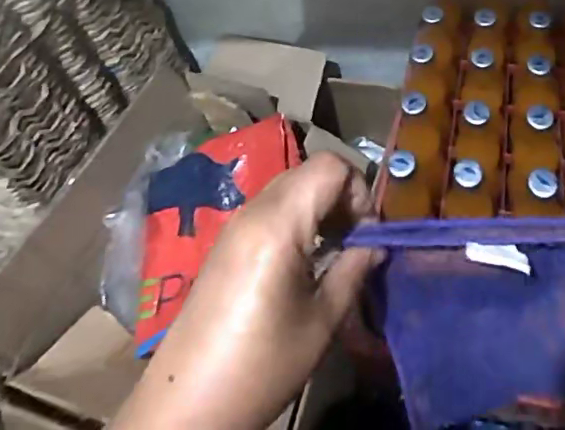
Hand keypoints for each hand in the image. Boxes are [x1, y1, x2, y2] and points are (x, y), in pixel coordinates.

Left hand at [112, 153, 382, 429]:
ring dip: (319, 207)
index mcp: (278, 221)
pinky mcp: (227, 238)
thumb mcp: (321, 322)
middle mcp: (255, 208)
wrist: (188, 400)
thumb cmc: (261, 363)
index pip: (330, 164)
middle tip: (355, 242)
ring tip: (332, 253)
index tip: (366, 232)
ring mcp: (237, 221)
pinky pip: (272, 206)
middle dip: (342, 197)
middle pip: (310, 170)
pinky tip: (302, 262)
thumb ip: (353, 270)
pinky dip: (297, 218)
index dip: (359, 189)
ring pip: (291, 186)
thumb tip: (376, 243)